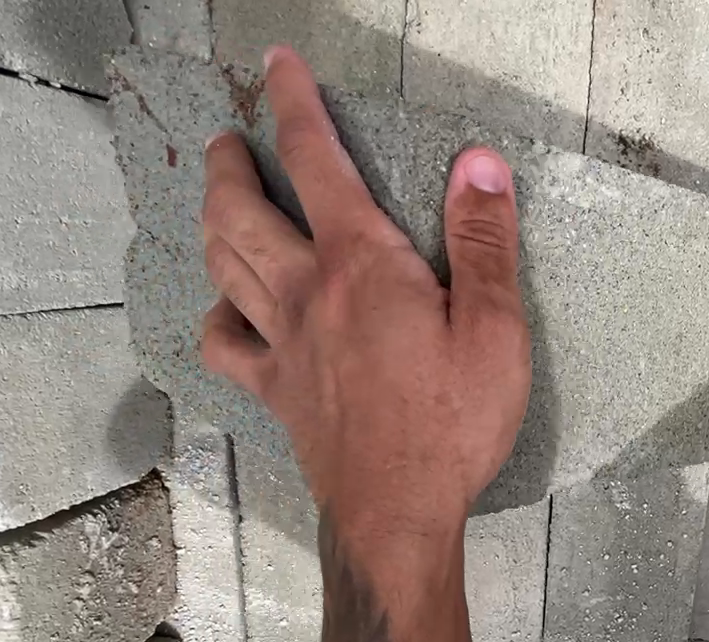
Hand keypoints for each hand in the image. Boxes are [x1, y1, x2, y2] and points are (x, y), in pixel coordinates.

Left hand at [199, 46, 529, 551]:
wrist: (399, 508)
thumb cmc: (455, 422)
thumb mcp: (496, 331)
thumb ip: (485, 244)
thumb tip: (478, 161)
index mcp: (363, 268)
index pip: (318, 165)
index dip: (296, 106)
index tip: (280, 65)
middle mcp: (307, 294)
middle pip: (241, 211)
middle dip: (233, 164)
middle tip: (231, 142)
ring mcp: (282, 346)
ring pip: (221, 265)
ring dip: (212, 220)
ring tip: (217, 200)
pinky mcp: (277, 393)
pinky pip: (223, 345)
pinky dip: (216, 317)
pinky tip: (227, 314)